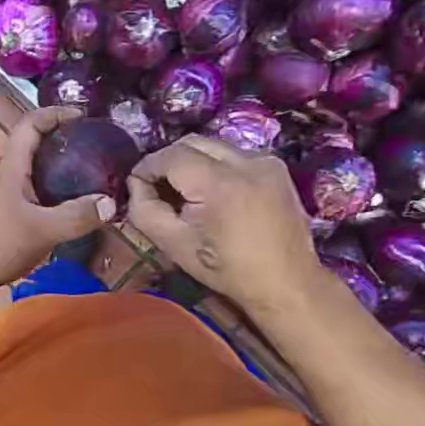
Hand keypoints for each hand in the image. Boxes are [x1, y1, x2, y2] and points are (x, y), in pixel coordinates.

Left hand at [0, 107, 114, 293]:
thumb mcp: (44, 230)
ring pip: (35, 167)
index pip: (30, 124)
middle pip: (35, 143)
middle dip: (63, 137)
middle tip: (94, 143)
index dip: (55, 114)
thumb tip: (111, 202)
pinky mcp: (8, 211)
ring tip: (90, 170)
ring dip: (60, 164)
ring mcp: (5, 193)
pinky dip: (55, 187)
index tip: (83, 116)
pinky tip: (72, 202)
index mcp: (11, 167)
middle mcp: (7, 174)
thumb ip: (78, 216)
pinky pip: (35, 188)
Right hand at [125, 136, 329, 316]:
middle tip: (158, 188)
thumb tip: (137, 185)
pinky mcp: (276, 166)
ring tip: (185, 192)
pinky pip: (234, 154)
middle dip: (168, 161)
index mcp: (220, 183)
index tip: (137, 186)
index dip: (147, 168)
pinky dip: (216, 166)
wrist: (287, 283)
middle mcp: (246, 162)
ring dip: (192, 161)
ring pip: (213, 146)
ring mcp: (265, 161)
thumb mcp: (175, 245)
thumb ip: (145, 211)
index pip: (170, 156)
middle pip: (191, 142)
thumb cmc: (227, 269)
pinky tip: (214, 194)